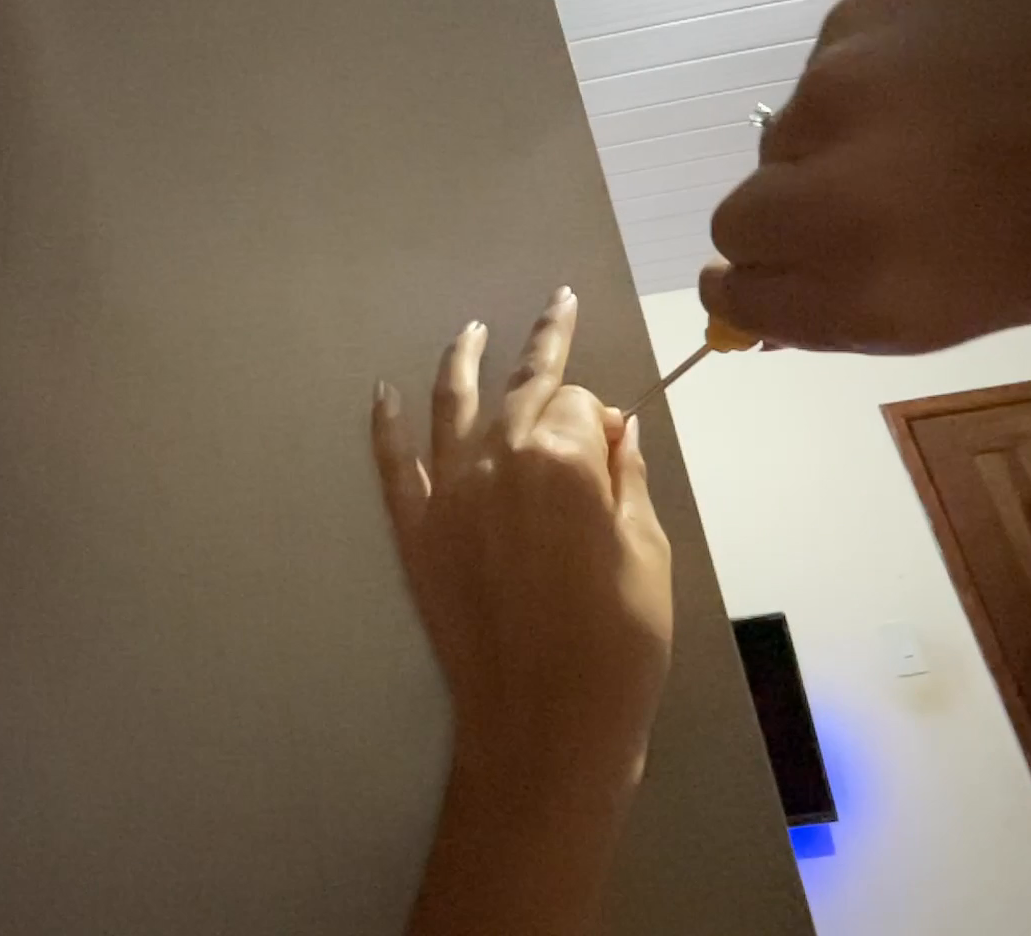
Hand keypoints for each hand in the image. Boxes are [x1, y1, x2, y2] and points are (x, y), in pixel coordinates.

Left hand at [370, 287, 671, 783]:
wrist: (545, 724)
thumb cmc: (618, 640)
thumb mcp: (647, 549)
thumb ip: (626, 473)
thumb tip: (613, 424)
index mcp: (562, 457)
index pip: (579, 403)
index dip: (600, 417)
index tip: (612, 440)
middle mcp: (497, 457)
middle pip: (521, 388)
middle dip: (543, 346)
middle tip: (555, 306)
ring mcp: (447, 492)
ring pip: (451, 405)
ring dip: (462, 360)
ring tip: (469, 330)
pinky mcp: (416, 531)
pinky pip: (393, 466)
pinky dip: (385, 426)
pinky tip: (383, 394)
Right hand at [703, 0, 1030, 352]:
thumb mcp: (1004, 296)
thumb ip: (870, 302)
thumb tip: (784, 292)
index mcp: (880, 293)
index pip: (739, 299)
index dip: (743, 293)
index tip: (754, 284)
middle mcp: (837, 201)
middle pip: (734, 220)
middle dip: (774, 223)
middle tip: (845, 207)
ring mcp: (842, 93)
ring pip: (781, 137)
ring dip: (829, 144)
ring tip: (933, 119)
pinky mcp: (865, 9)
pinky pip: (826, 68)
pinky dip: (865, 81)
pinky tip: (952, 61)